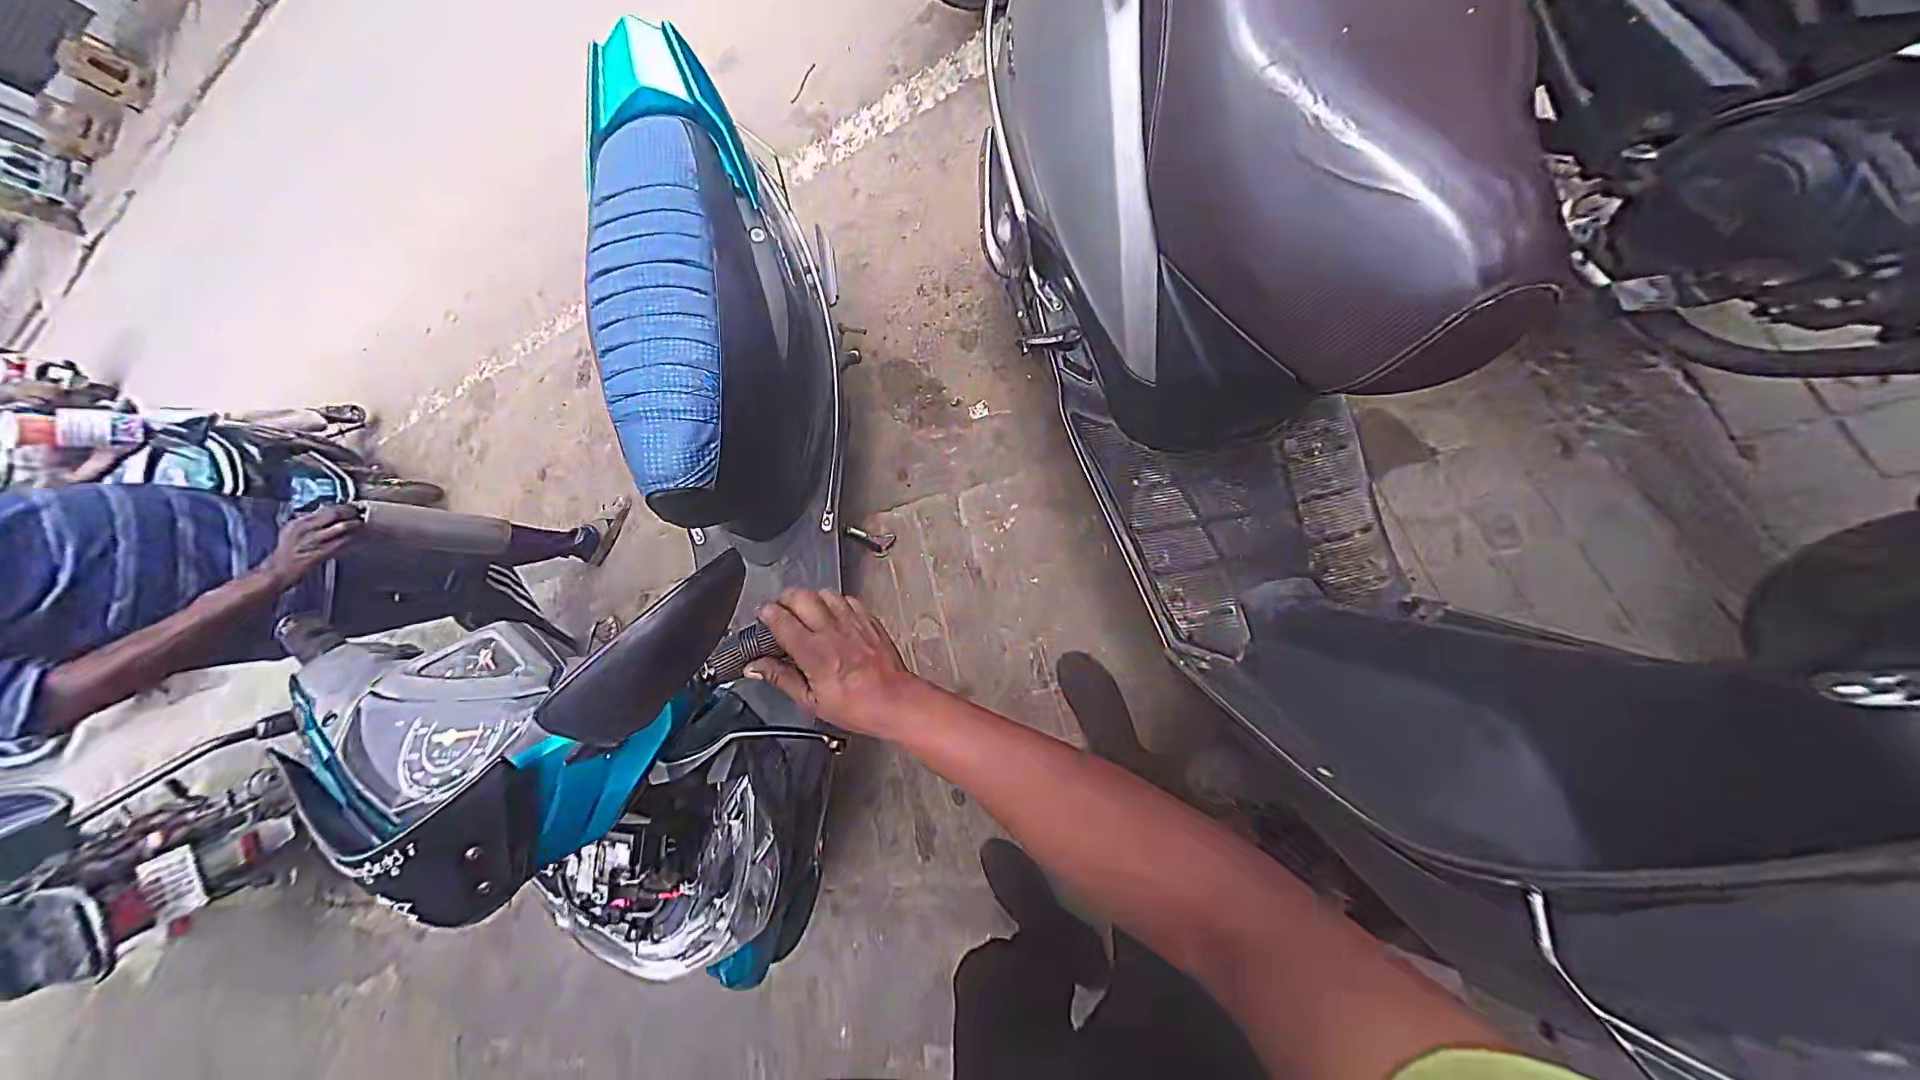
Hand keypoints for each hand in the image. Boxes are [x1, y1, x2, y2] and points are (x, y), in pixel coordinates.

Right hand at [259, 503, 361, 587]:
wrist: (279, 569)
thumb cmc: (288, 550)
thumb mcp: (292, 530)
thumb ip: (309, 521)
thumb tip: (328, 512)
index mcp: (297, 523)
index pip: (324, 509)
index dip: (342, 507)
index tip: (351, 508)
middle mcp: (304, 530)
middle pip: (334, 515)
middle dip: (351, 514)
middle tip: (359, 515)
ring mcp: (313, 541)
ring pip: (340, 528)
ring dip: (355, 525)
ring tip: (360, 524)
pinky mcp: (321, 552)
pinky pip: (342, 543)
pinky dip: (352, 538)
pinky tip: (357, 538)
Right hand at [747, 589, 927, 736]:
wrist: (895, 701)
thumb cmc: (857, 706)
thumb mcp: (811, 702)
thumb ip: (782, 678)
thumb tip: (756, 667)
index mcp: (814, 654)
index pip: (782, 621)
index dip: (767, 614)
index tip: (763, 616)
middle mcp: (833, 632)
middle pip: (800, 597)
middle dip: (785, 600)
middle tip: (781, 611)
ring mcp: (853, 623)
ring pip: (824, 593)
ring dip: (811, 599)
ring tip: (806, 612)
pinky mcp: (869, 620)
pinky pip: (848, 599)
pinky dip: (835, 602)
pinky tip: (833, 616)